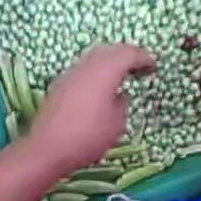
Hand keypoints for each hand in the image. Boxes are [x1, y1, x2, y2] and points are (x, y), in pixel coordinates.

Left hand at [19, 43, 155, 175]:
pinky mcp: (58, 87)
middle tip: (139, 68)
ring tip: (120, 77)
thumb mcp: (116, 125)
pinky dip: (95, 74)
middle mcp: (86, 66)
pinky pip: (82, 71)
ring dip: (109, 63)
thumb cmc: (87, 137)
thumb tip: (120, 95)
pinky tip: (99, 89)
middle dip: (126, 56)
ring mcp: (70, 75)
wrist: (47, 149)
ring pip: (93, 59)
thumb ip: (122, 104)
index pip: (129, 54)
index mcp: (105, 71)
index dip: (144, 58)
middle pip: (110, 50)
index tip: (153, 67)